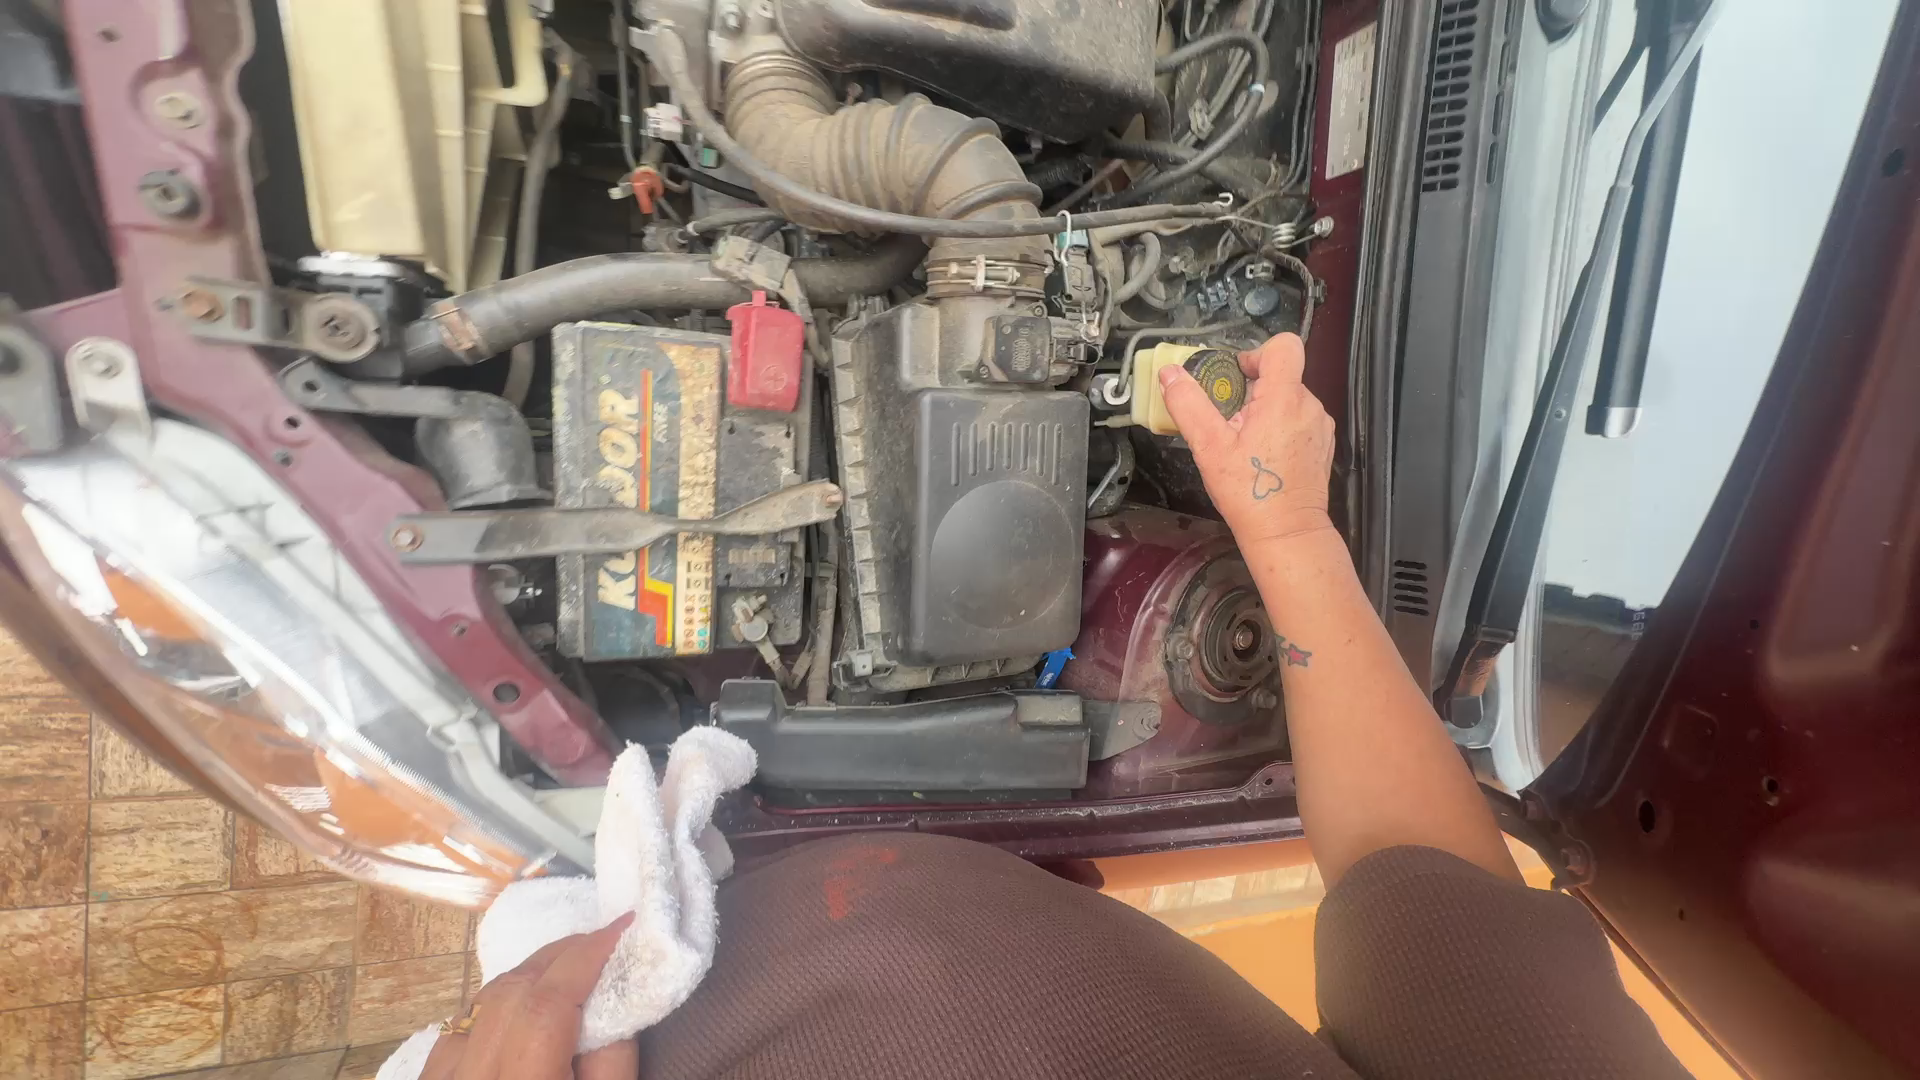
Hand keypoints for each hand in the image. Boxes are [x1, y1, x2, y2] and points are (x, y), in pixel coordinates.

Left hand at [421, 913, 635, 1079]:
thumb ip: (615, 1050)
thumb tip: (616, 984)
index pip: (548, 1002)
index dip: (588, 953)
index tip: (625, 924)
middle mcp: (469, 1079)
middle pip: (513, 991)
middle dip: (564, 953)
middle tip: (604, 942)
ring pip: (483, 1001)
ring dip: (531, 973)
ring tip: (569, 967)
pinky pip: (458, 1025)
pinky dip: (496, 1000)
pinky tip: (522, 1001)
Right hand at [1157, 332, 1334, 547]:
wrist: (1285, 531)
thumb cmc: (1246, 490)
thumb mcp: (1208, 446)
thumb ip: (1188, 404)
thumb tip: (1170, 374)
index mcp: (1284, 398)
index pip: (1283, 346)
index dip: (1255, 354)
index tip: (1234, 379)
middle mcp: (1309, 405)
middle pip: (1280, 376)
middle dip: (1251, 392)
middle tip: (1228, 424)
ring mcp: (1320, 426)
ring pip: (1288, 400)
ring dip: (1264, 412)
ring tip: (1244, 445)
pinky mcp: (1322, 445)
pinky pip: (1298, 421)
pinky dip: (1279, 429)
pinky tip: (1262, 457)